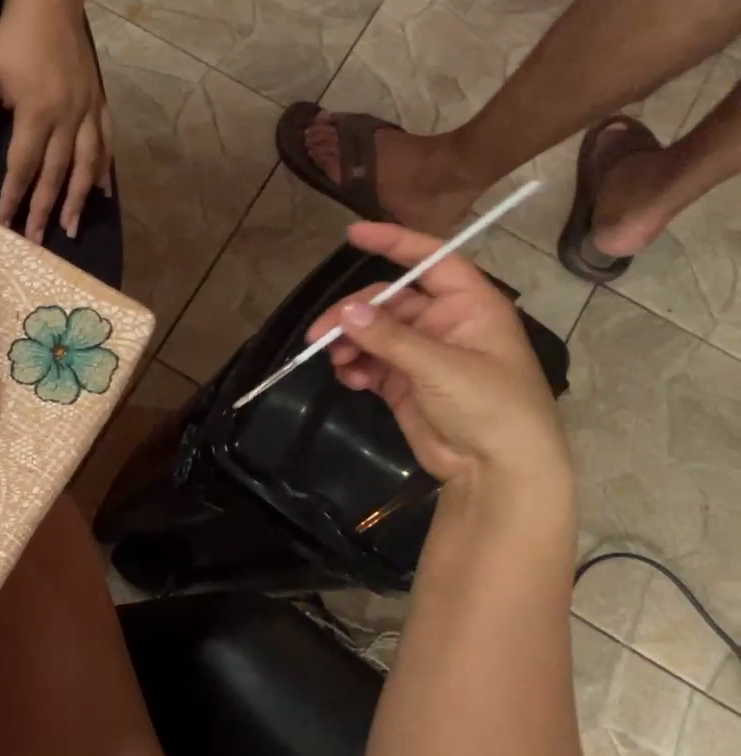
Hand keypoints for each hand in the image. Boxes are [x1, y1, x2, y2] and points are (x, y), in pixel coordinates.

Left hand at [0, 0, 110, 242]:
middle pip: (56, 173)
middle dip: (45, 210)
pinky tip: (102, 193)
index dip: (13, 198)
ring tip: (71, 228)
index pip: (23, 167)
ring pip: (86, 164)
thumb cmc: (10, 42)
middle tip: (38, 240)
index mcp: (37, 113)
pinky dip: (104, 170)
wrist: (50, 2)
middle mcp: (68, 116)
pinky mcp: (100, 101)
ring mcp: (89, 110)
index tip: (5, 224)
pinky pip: (106, 142)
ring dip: (78, 199)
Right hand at [306, 222, 568, 487]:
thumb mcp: (440, 368)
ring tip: (334, 363)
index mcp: (470, 306)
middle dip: (352, 315)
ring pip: (372, 333)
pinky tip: (348, 380)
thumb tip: (346, 312)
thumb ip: (390, 339)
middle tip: (319, 338)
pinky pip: (368, 363)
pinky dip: (353, 368)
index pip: (431, 261)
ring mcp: (422, 354)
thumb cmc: (489, 405)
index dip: (395, 243)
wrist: (493, 463)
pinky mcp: (402, 382)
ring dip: (348, 344)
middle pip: (387, 303)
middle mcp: (445, 323)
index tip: (352, 235)